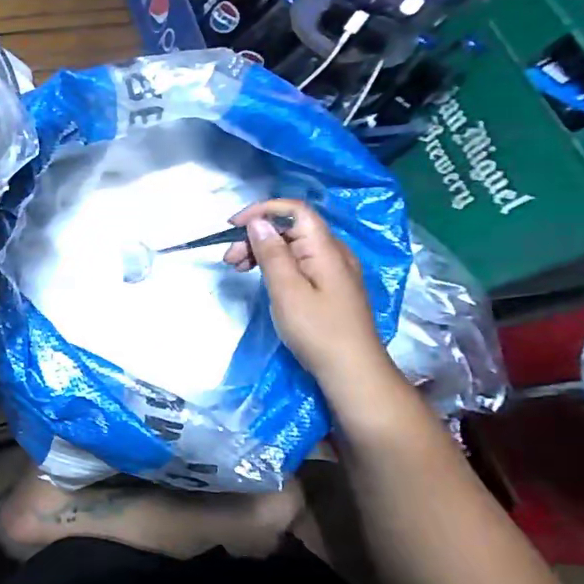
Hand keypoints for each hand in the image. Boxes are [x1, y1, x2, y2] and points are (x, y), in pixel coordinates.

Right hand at [225, 199, 390, 385]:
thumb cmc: (318, 331)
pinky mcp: (331, 287)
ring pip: (294, 246)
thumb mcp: (288, 291)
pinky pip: (300, 262)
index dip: (262, 211)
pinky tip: (262, 279)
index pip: (295, 210)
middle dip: (257, 235)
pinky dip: (276, 265)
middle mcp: (334, 252)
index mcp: (326, 248)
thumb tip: (258, 222)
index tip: (232, 228)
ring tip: (238, 268)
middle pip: (292, 228)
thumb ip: (272, 253)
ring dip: (263, 251)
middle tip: (229, 258)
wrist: (354, 373)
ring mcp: (335, 270)